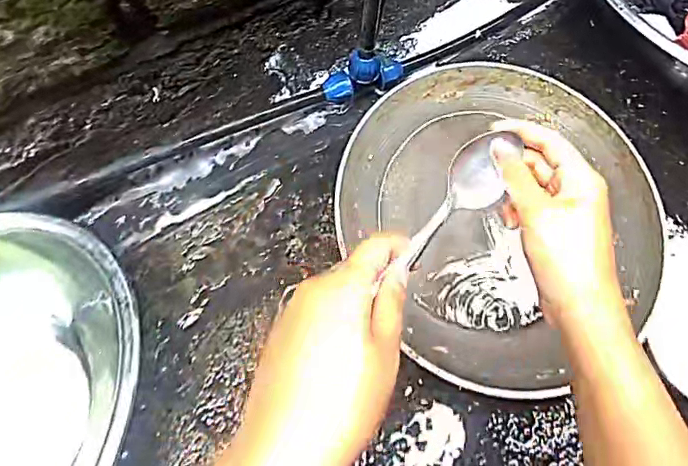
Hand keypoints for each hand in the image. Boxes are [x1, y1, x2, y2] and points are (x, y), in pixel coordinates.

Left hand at [221, 235, 406, 465]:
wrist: (278, 458)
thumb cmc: (334, 411)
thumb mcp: (386, 351)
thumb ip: (393, 301)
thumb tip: (398, 273)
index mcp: (342, 286)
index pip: (377, 243)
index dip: (400, 245)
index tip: (410, 253)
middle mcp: (312, 291)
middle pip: (354, 269)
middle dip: (375, 286)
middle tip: (391, 321)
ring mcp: (291, 313)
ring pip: (334, 295)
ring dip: (352, 309)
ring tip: (361, 355)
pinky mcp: (277, 337)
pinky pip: (313, 317)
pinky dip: (328, 329)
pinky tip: (334, 368)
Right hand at [491, 120, 624, 329]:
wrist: (583, 311)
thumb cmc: (573, 267)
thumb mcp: (536, 213)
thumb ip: (516, 178)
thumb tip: (503, 152)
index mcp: (582, 179)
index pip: (550, 140)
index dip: (522, 131)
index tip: (498, 130)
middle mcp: (580, 191)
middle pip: (543, 162)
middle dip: (517, 167)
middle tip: (493, 169)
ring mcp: (572, 211)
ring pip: (538, 186)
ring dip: (517, 192)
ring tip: (505, 204)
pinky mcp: (562, 229)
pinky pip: (538, 206)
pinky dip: (522, 209)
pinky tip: (512, 219)